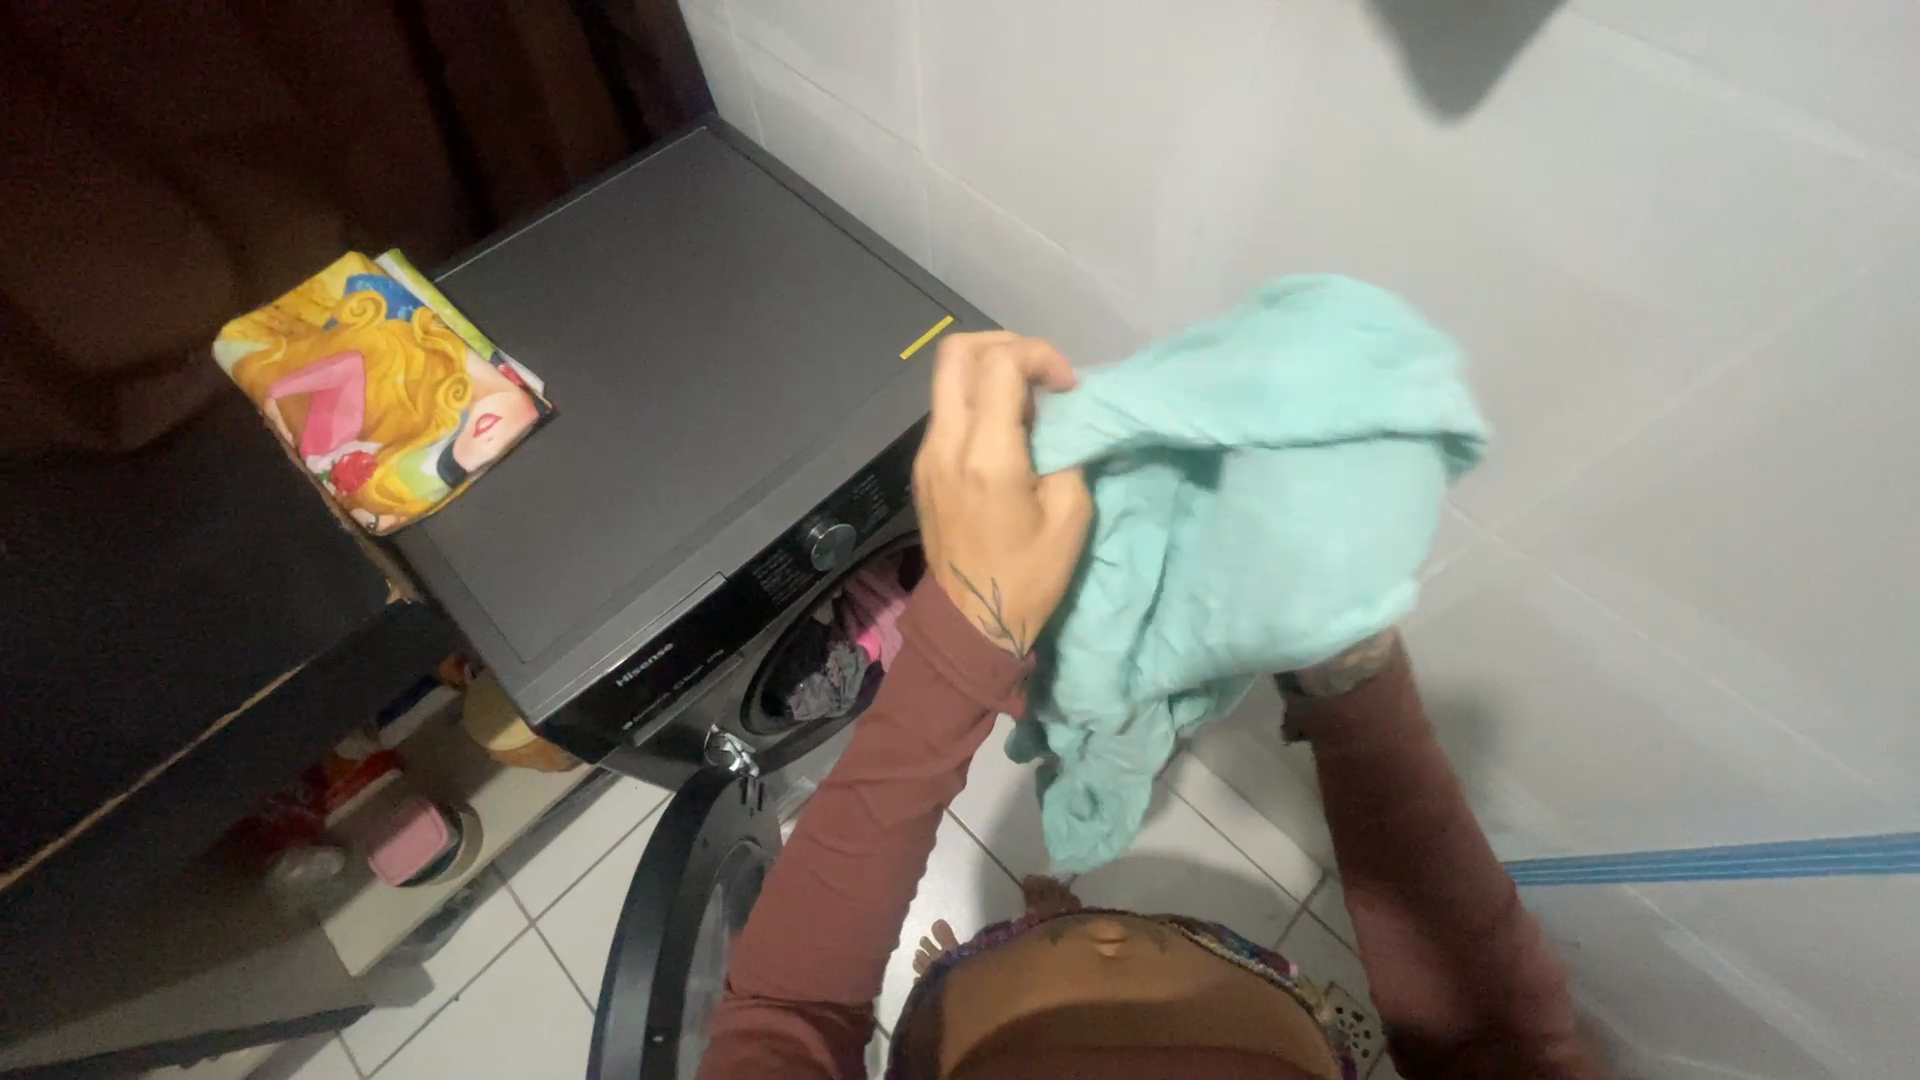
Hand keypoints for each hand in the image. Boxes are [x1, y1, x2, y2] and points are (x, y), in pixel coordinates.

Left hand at [914, 332, 1092, 657]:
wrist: (972, 621)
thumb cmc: (1029, 576)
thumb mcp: (1071, 514)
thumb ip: (1066, 452)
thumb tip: (1054, 421)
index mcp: (986, 456)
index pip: (1000, 363)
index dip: (1040, 355)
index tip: (1066, 387)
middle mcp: (945, 444)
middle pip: (956, 352)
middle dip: (1004, 345)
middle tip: (1039, 374)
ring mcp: (926, 455)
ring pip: (946, 379)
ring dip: (989, 373)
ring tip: (1026, 404)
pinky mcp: (922, 468)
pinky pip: (946, 411)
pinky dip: (977, 401)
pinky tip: (1005, 431)